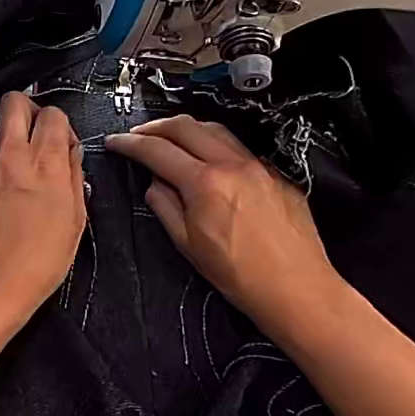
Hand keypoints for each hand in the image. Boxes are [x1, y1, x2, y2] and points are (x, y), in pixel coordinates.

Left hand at [0, 92, 86, 319]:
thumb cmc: (40, 258)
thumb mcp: (76, 217)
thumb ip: (74, 175)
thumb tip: (72, 154)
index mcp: (45, 161)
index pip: (53, 112)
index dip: (62, 125)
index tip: (67, 144)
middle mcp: (13, 155)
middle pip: (15, 101)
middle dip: (30, 108)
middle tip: (42, 133)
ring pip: (2, 132)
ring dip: (16, 142)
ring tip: (29, 176)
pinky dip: (4, 166)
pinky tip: (13, 196)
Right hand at [106, 116, 339, 330]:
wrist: (297, 290)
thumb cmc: (243, 277)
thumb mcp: (188, 246)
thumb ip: (164, 206)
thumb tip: (155, 183)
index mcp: (205, 183)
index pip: (157, 150)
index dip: (130, 144)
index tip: (117, 142)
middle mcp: (232, 165)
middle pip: (184, 126)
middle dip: (154, 127)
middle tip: (138, 136)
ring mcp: (257, 166)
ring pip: (214, 129)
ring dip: (186, 129)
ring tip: (170, 140)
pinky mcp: (275, 173)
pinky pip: (239, 147)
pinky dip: (215, 145)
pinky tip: (209, 159)